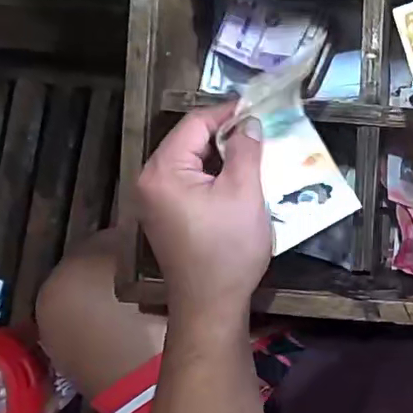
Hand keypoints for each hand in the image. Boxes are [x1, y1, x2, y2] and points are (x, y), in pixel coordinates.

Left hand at [137, 103, 270, 316]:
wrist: (211, 304)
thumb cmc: (228, 248)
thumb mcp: (245, 194)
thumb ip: (246, 151)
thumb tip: (249, 123)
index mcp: (163, 171)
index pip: (194, 124)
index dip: (227, 113)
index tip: (258, 108)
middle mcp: (150, 181)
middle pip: (190, 142)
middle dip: (226, 135)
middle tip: (261, 131)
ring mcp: (155, 201)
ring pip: (193, 163)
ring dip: (223, 156)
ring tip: (257, 152)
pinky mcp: (167, 217)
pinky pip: (191, 183)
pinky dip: (215, 176)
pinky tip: (241, 179)